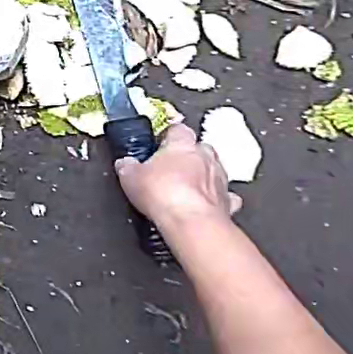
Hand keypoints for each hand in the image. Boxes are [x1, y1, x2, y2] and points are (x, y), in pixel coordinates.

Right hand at [114, 123, 240, 227]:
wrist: (191, 224)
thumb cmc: (164, 194)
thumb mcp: (130, 176)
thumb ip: (128, 167)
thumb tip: (124, 164)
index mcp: (182, 144)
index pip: (178, 129)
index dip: (168, 136)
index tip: (159, 143)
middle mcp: (205, 158)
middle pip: (200, 148)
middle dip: (189, 156)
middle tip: (172, 166)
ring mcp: (219, 181)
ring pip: (214, 171)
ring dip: (203, 177)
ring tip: (186, 188)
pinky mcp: (228, 204)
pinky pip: (224, 198)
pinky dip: (215, 200)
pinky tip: (202, 207)